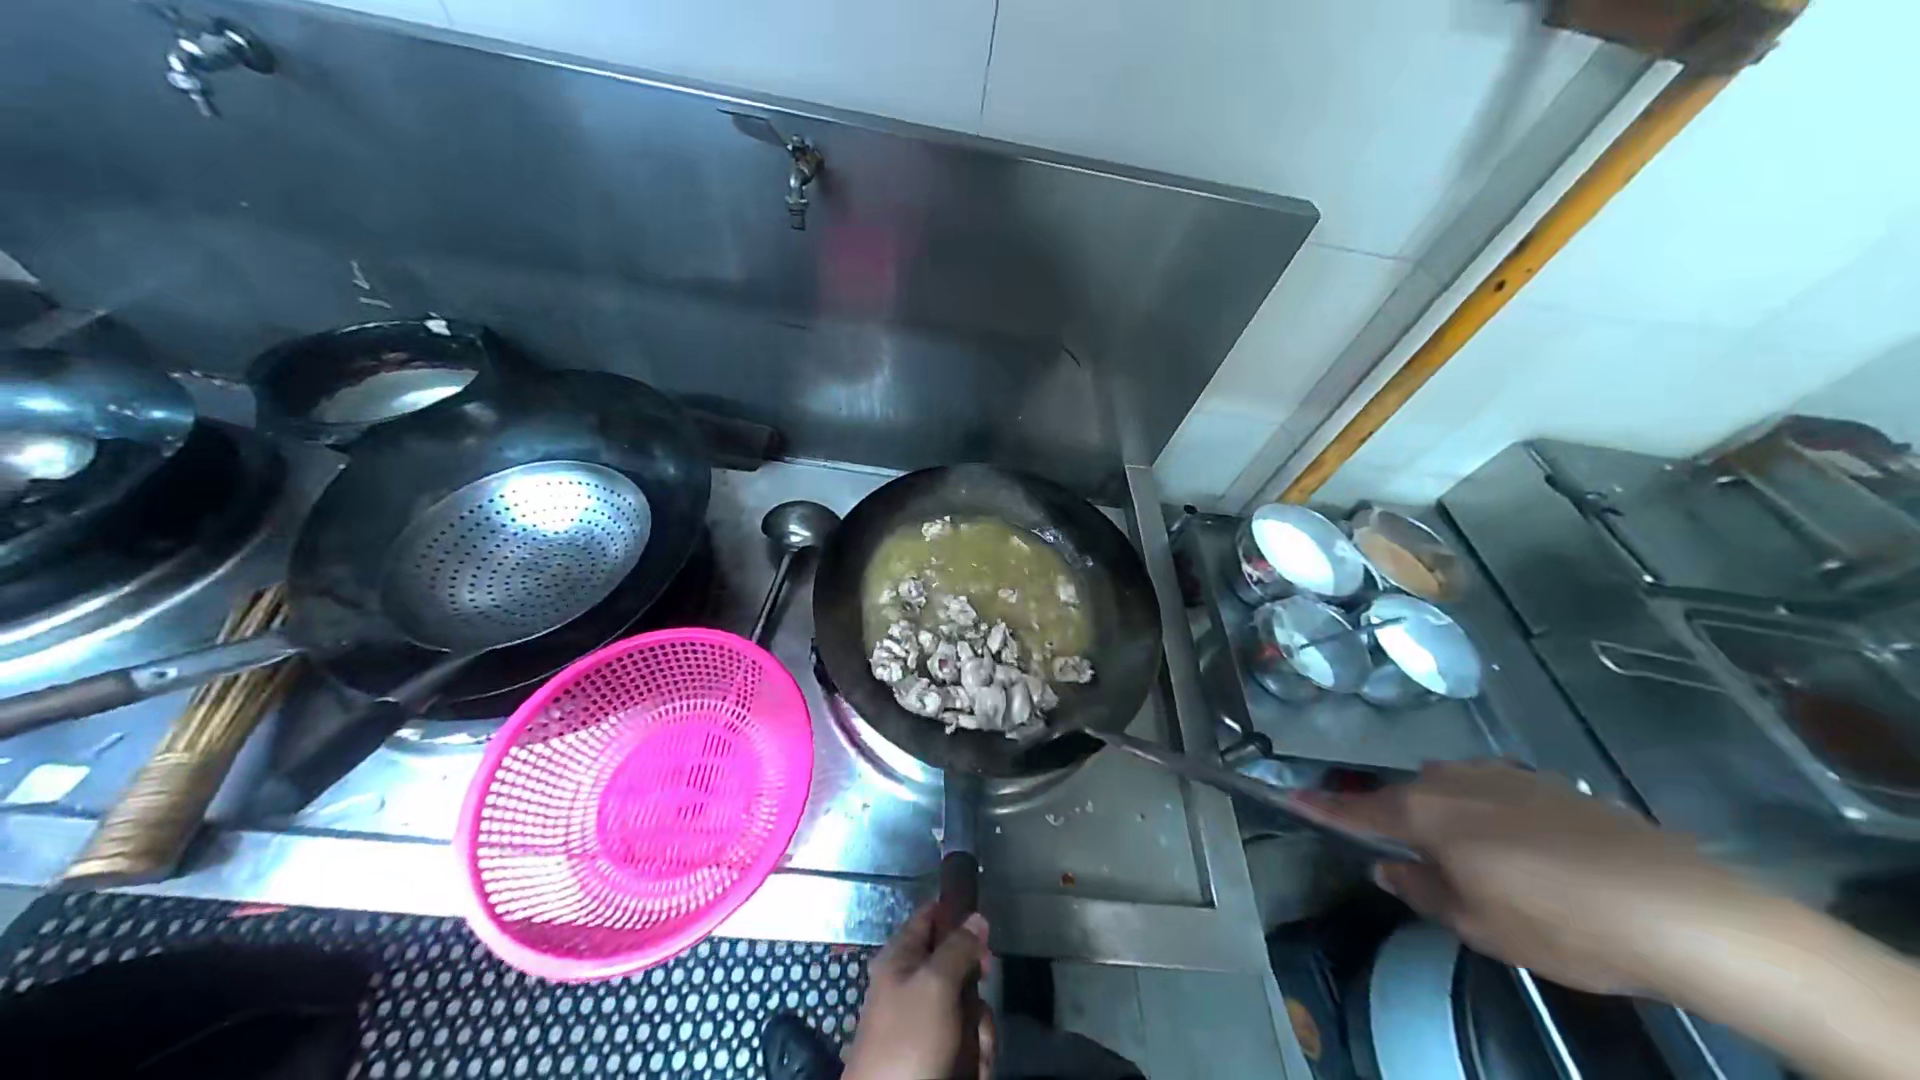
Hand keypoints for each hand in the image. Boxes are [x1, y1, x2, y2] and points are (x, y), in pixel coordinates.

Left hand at [844, 903, 994, 1079]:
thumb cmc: (908, 1038)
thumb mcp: (935, 983)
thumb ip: (958, 947)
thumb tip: (977, 917)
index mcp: (901, 957)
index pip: (931, 916)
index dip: (957, 918)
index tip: (983, 935)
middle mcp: (912, 983)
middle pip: (958, 966)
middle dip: (976, 990)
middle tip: (975, 1006)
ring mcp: (924, 1020)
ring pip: (968, 1006)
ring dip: (979, 1029)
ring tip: (975, 1050)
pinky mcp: (936, 1051)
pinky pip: (967, 1039)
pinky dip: (975, 1053)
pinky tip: (974, 1069)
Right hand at [1303, 761, 1760, 995]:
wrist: (1686, 911)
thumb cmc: (1562, 924)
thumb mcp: (1479, 926)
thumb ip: (1421, 889)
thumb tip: (1386, 867)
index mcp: (1427, 814)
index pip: (1357, 809)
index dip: (1322, 807)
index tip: (1290, 796)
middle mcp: (1456, 781)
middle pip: (1404, 795)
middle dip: (1392, 817)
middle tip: (1397, 851)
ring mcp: (1505, 775)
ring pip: (1449, 788)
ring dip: (1441, 813)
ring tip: (1462, 853)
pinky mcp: (1550, 783)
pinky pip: (1492, 790)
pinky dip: (1484, 811)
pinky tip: (1517, 846)